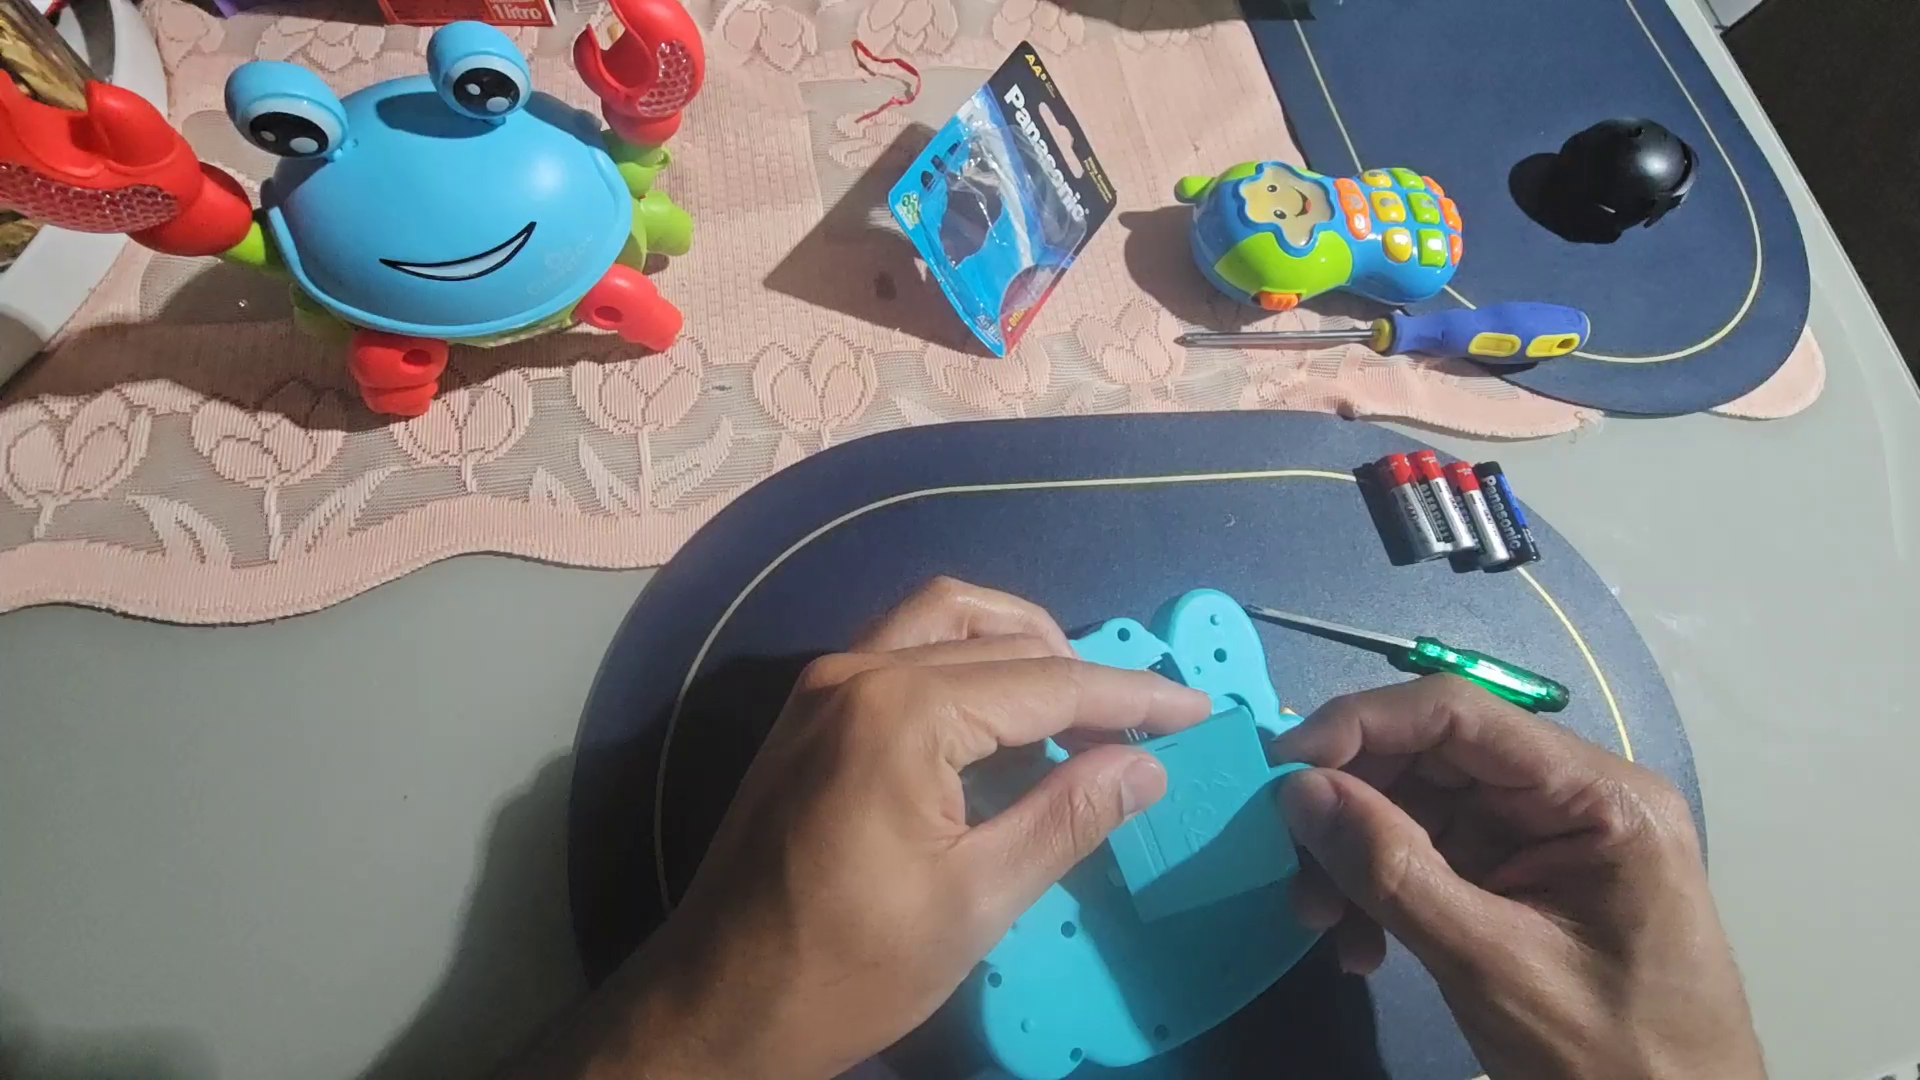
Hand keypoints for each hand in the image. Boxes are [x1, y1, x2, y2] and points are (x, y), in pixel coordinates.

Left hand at [511, 578, 1211, 1079]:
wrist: (716, 1002)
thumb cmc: (847, 967)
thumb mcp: (975, 902)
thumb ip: (1066, 817)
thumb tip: (1146, 765)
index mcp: (903, 714)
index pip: (1045, 683)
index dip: (1129, 697)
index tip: (1193, 709)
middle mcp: (861, 668)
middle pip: (1002, 645)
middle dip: (1083, 675)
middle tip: (1142, 721)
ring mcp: (829, 675)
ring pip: (947, 616)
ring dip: (1020, 640)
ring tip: (1075, 693)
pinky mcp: (815, 698)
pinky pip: (905, 639)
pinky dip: (965, 650)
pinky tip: (997, 697)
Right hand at [1274, 676, 1765, 1079]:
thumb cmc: (1615, 1062)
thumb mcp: (1493, 967)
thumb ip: (1391, 870)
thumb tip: (1296, 789)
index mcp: (1593, 796)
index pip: (1453, 714)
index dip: (1357, 724)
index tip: (1283, 767)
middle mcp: (1558, 792)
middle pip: (1416, 755)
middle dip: (1344, 805)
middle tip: (1290, 857)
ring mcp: (1525, 827)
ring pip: (1399, 798)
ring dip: (1346, 853)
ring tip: (1321, 918)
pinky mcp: (1498, 861)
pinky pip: (1408, 843)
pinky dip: (1367, 884)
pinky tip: (1357, 940)